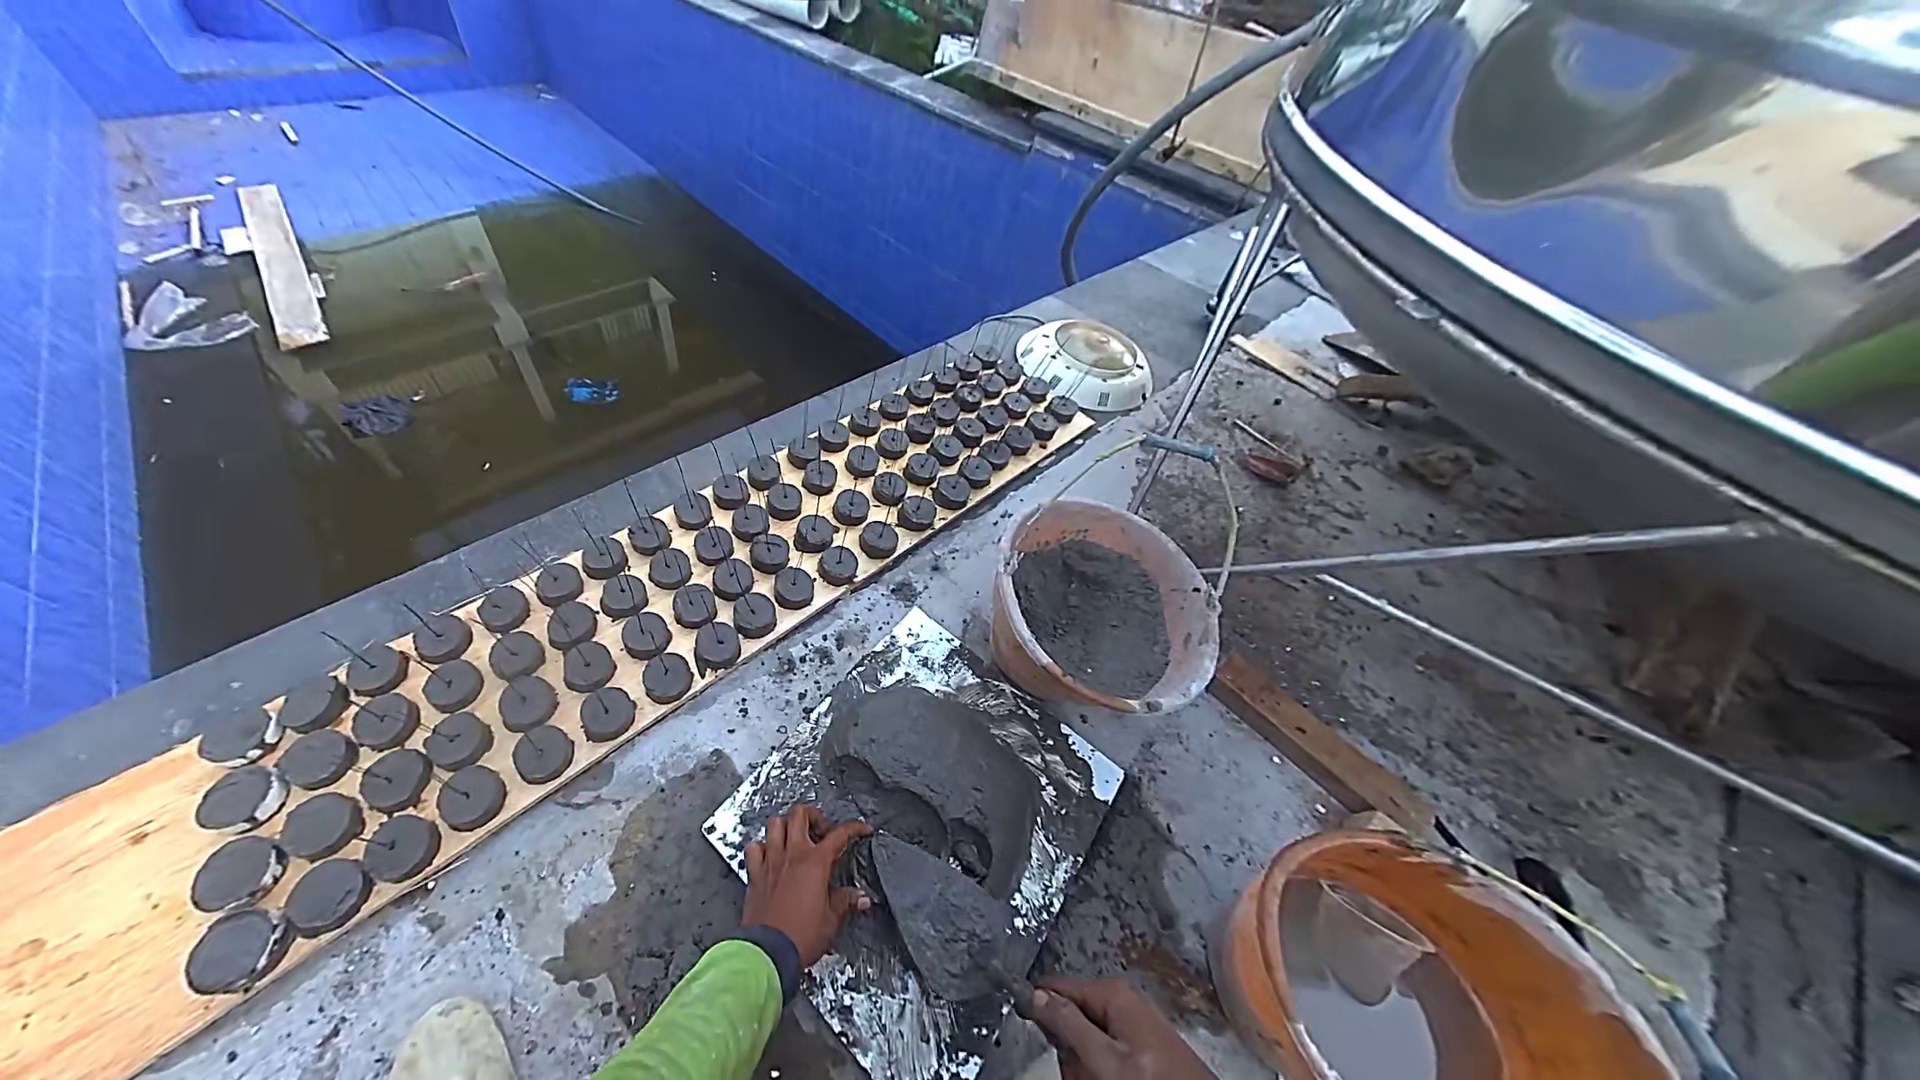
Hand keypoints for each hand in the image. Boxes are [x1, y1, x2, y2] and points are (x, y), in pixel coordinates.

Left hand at [743, 805, 871, 965]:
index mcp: (816, 862)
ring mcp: (771, 862)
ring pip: (775, 824)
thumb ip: (845, 901)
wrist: (767, 954)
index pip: (840, 834)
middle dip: (814, 817)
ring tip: (796, 839)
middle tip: (821, 832)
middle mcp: (792, 855)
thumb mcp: (831, 919)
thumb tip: (860, 898)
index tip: (862, 830)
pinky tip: (770, 856)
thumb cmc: (800, 936)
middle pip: (800, 814)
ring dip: (787, 827)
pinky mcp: (754, 875)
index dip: (855, 828)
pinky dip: (762, 847)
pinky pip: (754, 848)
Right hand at [1021, 977, 1216, 1079]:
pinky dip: (1101, 1071)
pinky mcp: (1137, 1043)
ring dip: (1084, 1066)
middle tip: (1082, 1074)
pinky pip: (1104, 1052)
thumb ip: (1069, 1025)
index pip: (1058, 986)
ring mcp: (1129, 1021)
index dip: (1039, 1004)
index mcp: (1111, 992)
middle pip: (1071, 1017)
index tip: (1024, 1026)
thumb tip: (1035, 993)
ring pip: (1085, 1040)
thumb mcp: (1105, 1060)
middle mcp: (1119, 998)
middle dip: (1069, 1049)